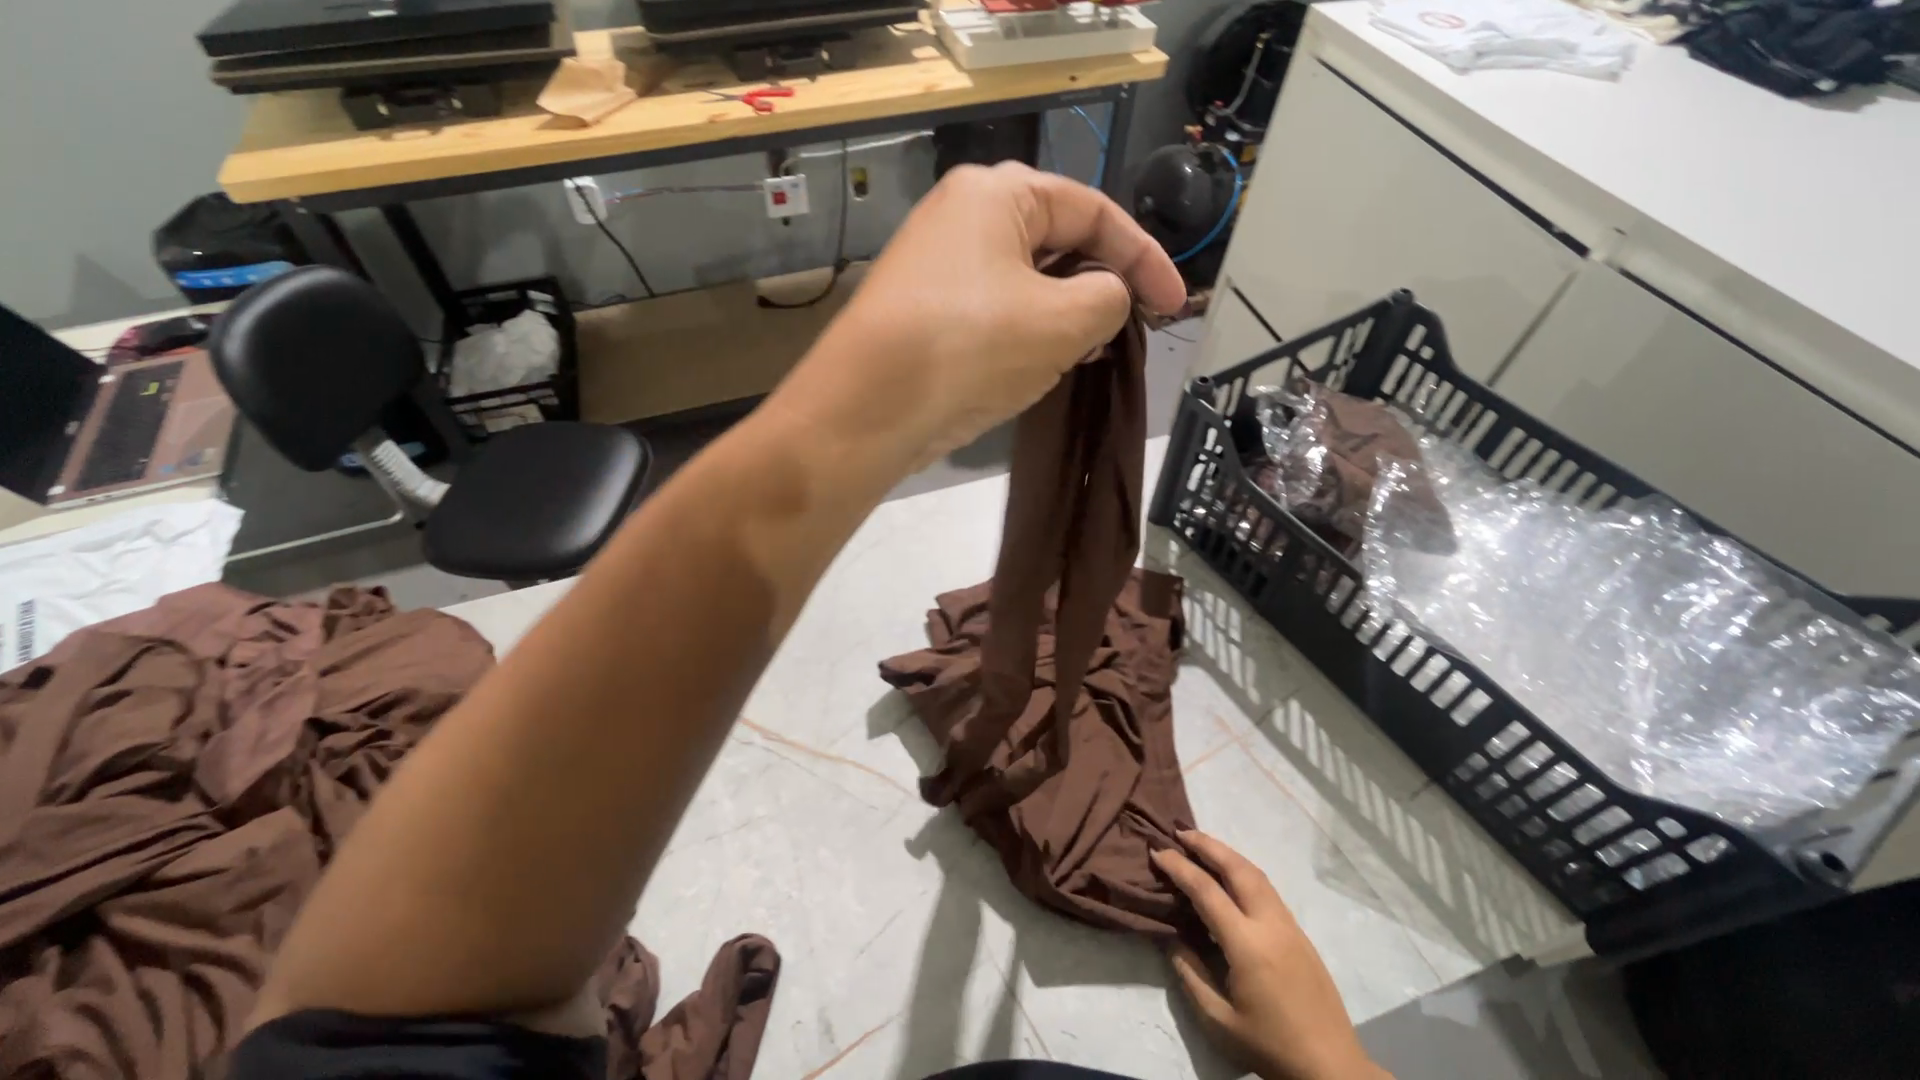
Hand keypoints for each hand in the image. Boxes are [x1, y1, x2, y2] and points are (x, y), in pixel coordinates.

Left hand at [790, 161, 1184, 467]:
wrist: (866, 409)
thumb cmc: (970, 348)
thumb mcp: (1063, 320)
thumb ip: (1109, 296)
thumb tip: (1105, 298)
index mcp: (998, 192)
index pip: (1093, 210)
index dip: (1145, 257)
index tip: (1173, 306)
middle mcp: (962, 214)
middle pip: (1057, 239)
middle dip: (1101, 284)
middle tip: (1131, 329)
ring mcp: (937, 263)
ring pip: (1026, 280)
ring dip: (1066, 313)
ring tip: (1092, 352)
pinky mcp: (923, 309)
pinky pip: (994, 309)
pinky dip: (1028, 331)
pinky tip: (1044, 364)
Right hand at [1153, 831, 1389, 1079]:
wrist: (1330, 1067)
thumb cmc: (1269, 1046)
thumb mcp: (1218, 1019)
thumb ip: (1190, 973)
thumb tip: (1173, 937)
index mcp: (1248, 945)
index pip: (1207, 891)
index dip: (1179, 868)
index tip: (1157, 852)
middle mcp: (1271, 925)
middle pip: (1239, 869)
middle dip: (1208, 845)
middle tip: (1180, 832)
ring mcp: (1290, 927)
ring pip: (1258, 875)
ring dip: (1228, 855)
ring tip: (1202, 846)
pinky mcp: (1300, 936)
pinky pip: (1268, 890)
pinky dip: (1244, 872)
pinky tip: (1230, 878)